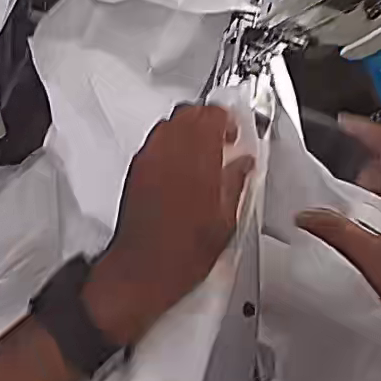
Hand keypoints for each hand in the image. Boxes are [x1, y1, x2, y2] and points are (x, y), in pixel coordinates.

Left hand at [85, 104, 254, 346]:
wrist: (143, 269)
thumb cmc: (181, 251)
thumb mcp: (226, 219)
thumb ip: (236, 181)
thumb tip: (243, 165)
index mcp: (198, 157)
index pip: (212, 114)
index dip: (227, 120)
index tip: (234, 133)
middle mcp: (171, 151)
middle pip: (189, 111)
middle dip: (208, 120)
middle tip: (221, 139)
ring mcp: (150, 158)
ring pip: (170, 123)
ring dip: (188, 130)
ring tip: (202, 153)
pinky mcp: (136, 169)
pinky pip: (155, 142)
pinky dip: (170, 145)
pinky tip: (181, 167)